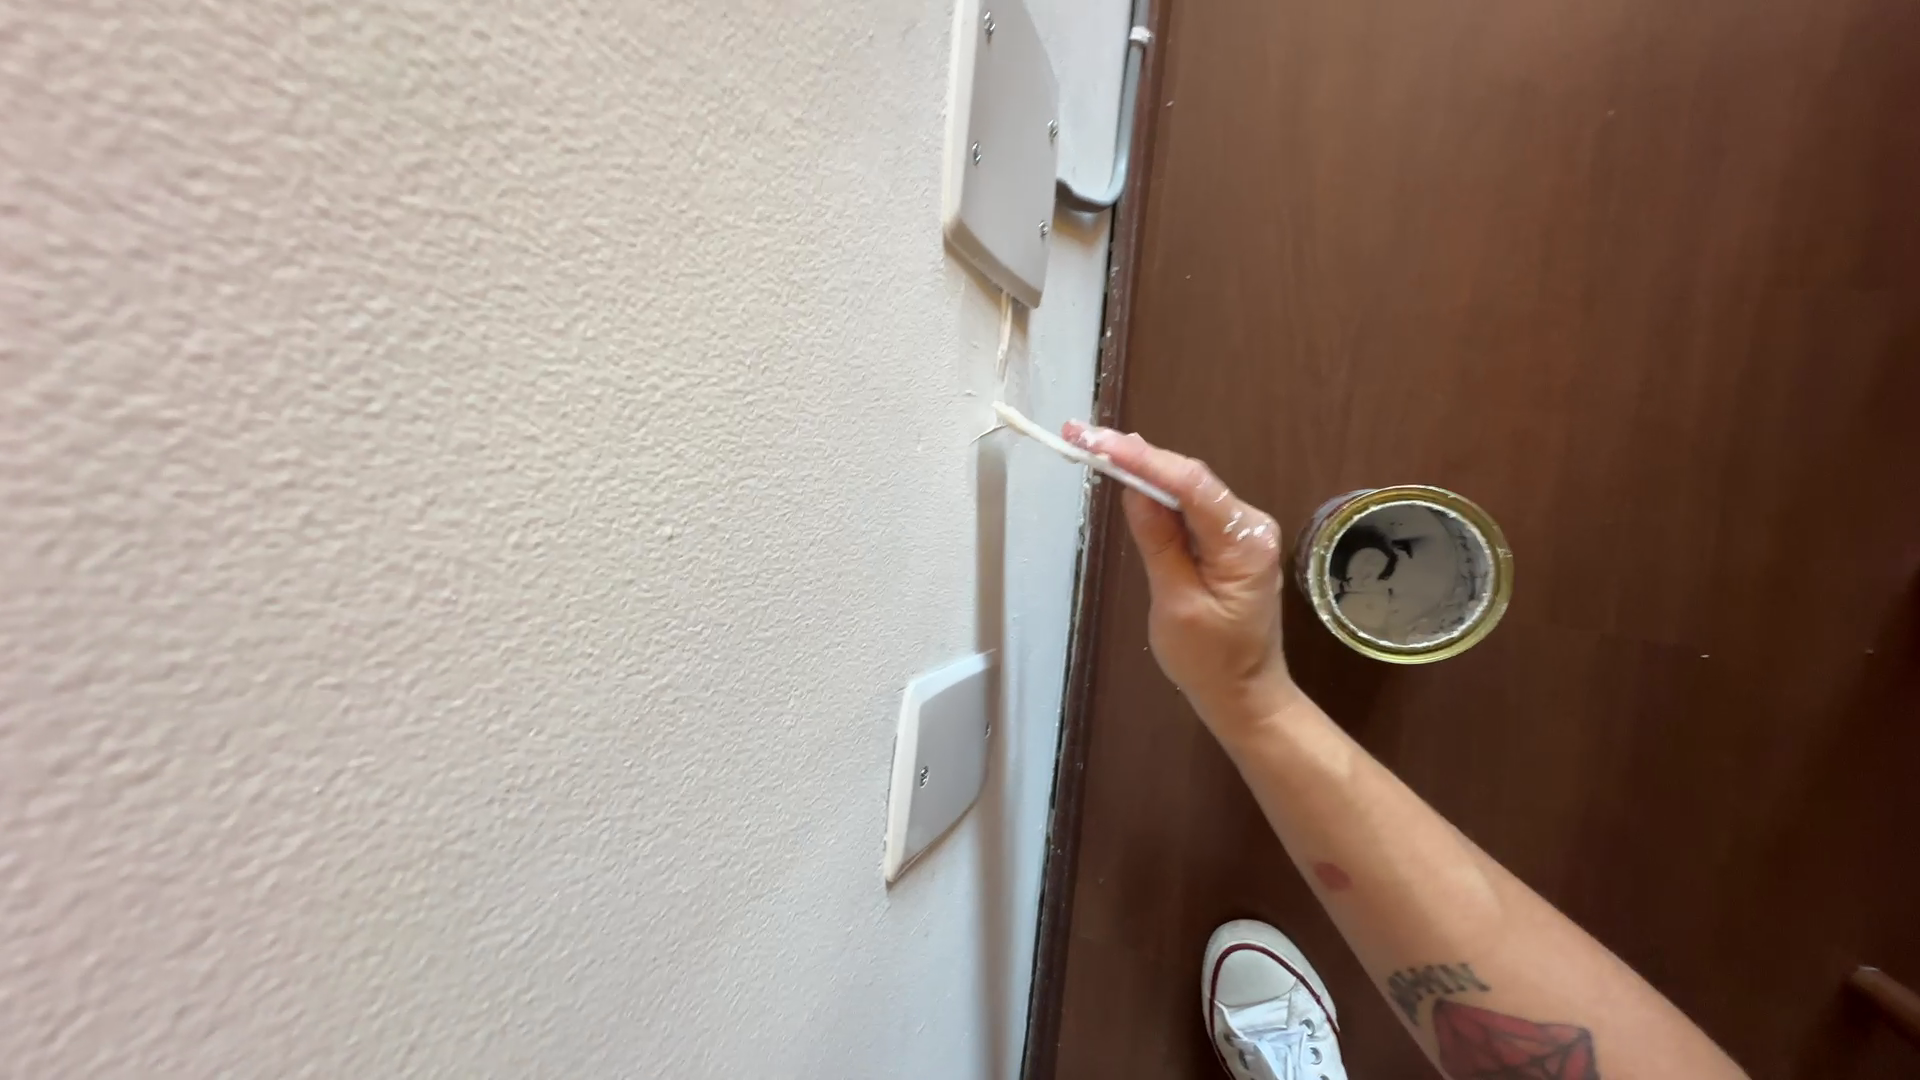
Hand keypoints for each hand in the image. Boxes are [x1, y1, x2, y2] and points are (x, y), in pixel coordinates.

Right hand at [1063, 422, 1301, 732]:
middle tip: (1083, 436)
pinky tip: (1128, 475)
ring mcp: (1239, 530)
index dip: (1140, 458)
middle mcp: (1248, 525)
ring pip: (1186, 487)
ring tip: (1096, 446)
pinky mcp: (1226, 541)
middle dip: (1135, 455)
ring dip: (1141, 468)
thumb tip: (1134, 489)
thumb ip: (1159, 543)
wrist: (1244, 694)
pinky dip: (1156, 492)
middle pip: (1187, 478)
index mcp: (1243, 541)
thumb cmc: (1209, 661)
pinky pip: (1188, 507)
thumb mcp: (1176, 604)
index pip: (1188, 485)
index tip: (1096, 440)